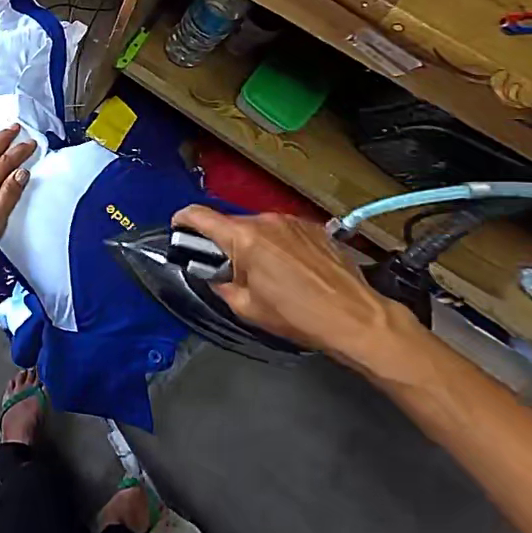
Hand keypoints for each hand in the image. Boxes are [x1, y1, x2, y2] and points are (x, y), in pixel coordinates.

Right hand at [170, 206, 421, 364]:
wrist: (354, 316)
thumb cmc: (299, 316)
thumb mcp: (248, 309)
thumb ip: (223, 287)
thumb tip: (216, 277)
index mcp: (246, 239)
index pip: (201, 216)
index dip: (183, 220)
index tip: (178, 229)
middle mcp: (268, 220)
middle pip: (233, 224)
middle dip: (225, 244)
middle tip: (229, 271)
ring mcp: (293, 221)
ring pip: (260, 227)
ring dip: (255, 245)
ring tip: (267, 275)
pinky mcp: (313, 227)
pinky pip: (284, 231)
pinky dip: (279, 245)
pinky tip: (291, 270)